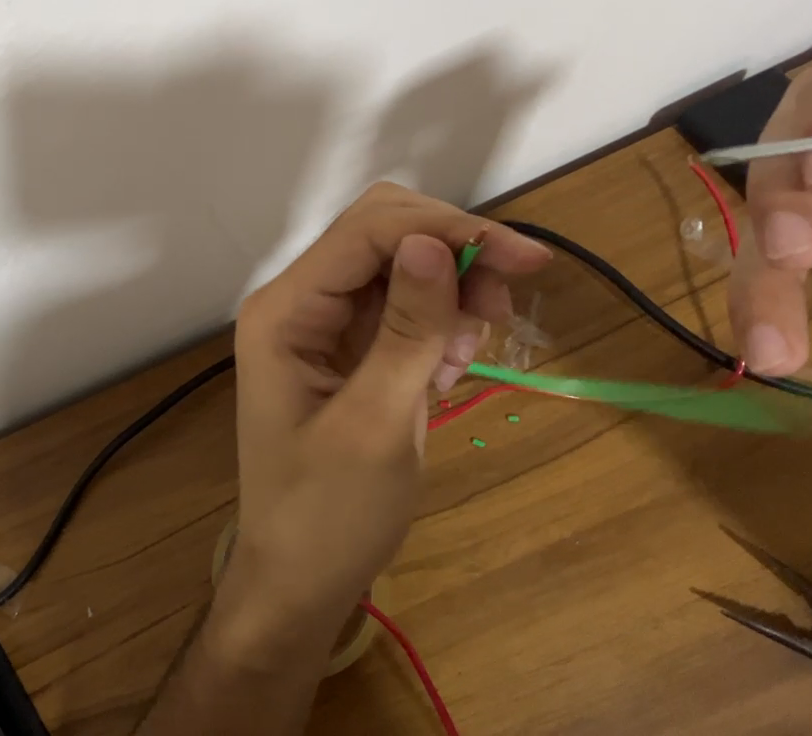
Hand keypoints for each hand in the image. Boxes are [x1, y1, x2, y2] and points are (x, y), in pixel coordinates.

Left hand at [228, 182, 550, 638]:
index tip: (527, 259)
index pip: (367, 232)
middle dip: (452, 254)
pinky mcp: (348, 349)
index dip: (446, 230)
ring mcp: (321, 324)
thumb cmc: (328, 514)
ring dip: (450, 296)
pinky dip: (438, 328)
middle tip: (504, 305)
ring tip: (459, 363)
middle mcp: (298, 302)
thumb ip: (407, 328)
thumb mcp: (376, 422)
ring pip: (400, 268)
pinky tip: (445, 376)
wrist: (300, 581)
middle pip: (383, 236)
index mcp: (284, 310)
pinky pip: (403, 311)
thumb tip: (434, 241)